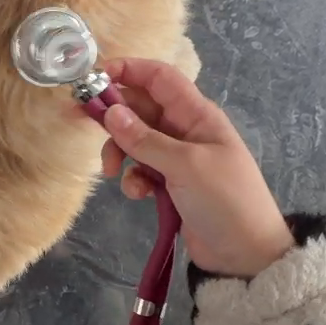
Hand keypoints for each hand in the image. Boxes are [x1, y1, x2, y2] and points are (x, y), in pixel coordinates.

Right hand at [96, 58, 294, 276]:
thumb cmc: (225, 200)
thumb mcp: (185, 166)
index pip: (159, 78)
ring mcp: (176, 157)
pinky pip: (140, 170)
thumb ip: (145, 140)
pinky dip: (133, 179)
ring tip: (113, 173)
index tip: (93, 78)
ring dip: (119, 152)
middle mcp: (184, 129)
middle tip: (80, 122)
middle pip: (139, 108)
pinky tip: (140, 195)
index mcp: (196, 114)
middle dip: (113, 116)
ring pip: (134, 140)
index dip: (128, 70)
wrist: (246, 254)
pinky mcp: (169, 183)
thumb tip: (110, 113)